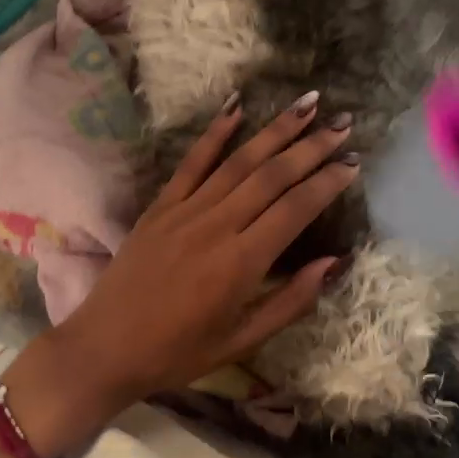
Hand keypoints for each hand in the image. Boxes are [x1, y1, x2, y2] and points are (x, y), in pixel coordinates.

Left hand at [3, 91, 359, 457]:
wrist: (105, 347)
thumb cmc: (178, 353)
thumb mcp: (241, 341)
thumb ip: (290, 302)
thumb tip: (334, 262)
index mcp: (241, 263)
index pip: (295, 210)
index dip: (327, 183)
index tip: (353, 161)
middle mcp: (216, 226)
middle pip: (272, 176)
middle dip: (310, 147)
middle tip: (342, 123)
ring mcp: (185, 211)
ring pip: (238, 161)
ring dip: (274, 130)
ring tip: (306, 104)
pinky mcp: (159, 206)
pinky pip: (191, 163)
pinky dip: (214, 134)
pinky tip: (236, 108)